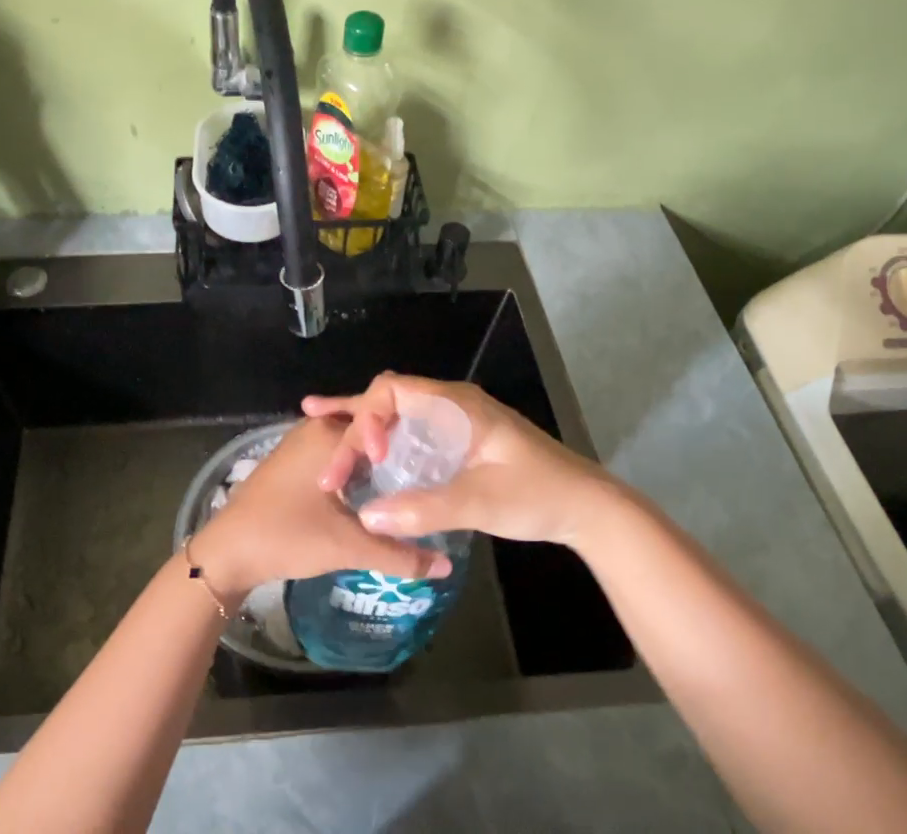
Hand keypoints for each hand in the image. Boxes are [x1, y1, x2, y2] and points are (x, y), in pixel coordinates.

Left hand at [188, 416, 452, 599]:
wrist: (227, 552)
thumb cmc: (288, 537)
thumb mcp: (350, 548)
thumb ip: (401, 555)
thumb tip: (446, 568)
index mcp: (331, 433)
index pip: (389, 426)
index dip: (418, 448)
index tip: (441, 473)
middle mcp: (315, 427)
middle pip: (371, 438)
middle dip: (398, 461)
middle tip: (430, 487)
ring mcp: (299, 443)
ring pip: (351, 451)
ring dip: (375, 471)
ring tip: (408, 495)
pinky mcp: (290, 462)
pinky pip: (334, 460)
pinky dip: (354, 477)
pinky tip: (371, 501)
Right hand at [301, 373, 617, 546]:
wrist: (586, 506)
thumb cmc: (537, 495)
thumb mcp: (481, 503)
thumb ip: (425, 509)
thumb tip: (365, 517)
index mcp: (457, 405)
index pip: (393, 390)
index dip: (368, 418)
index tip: (368, 457)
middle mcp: (451, 404)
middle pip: (388, 400)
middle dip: (353, 425)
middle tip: (322, 456)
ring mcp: (455, 422)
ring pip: (397, 415)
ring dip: (362, 428)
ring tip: (320, 433)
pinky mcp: (458, 442)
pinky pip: (411, 433)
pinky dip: (383, 441)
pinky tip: (363, 458)